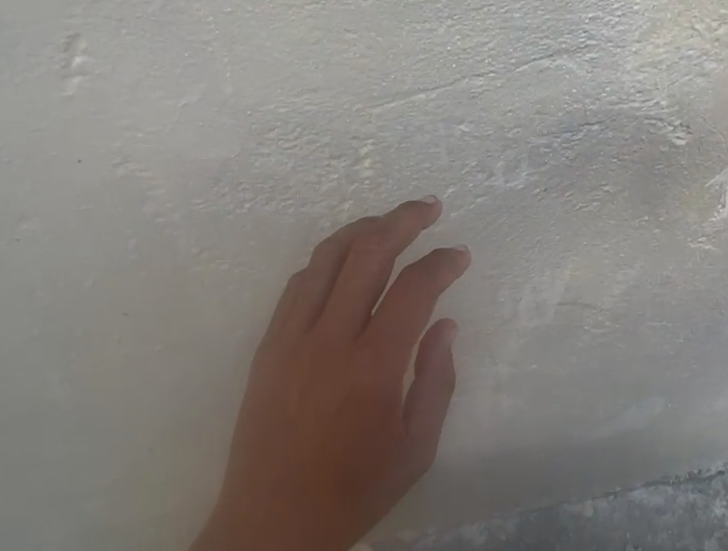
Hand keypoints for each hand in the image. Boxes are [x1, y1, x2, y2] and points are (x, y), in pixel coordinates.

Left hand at [194, 198, 469, 550]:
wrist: (271, 524)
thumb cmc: (354, 489)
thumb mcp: (416, 448)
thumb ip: (436, 380)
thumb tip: (446, 324)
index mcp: (373, 366)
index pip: (414, 288)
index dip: (442, 263)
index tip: (460, 255)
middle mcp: (330, 339)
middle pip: (368, 253)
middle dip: (404, 220)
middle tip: (430, 207)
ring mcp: (292, 337)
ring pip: (327, 257)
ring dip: (363, 229)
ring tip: (390, 221)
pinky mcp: (268, 345)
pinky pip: (299, 283)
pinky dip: (328, 260)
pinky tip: (346, 260)